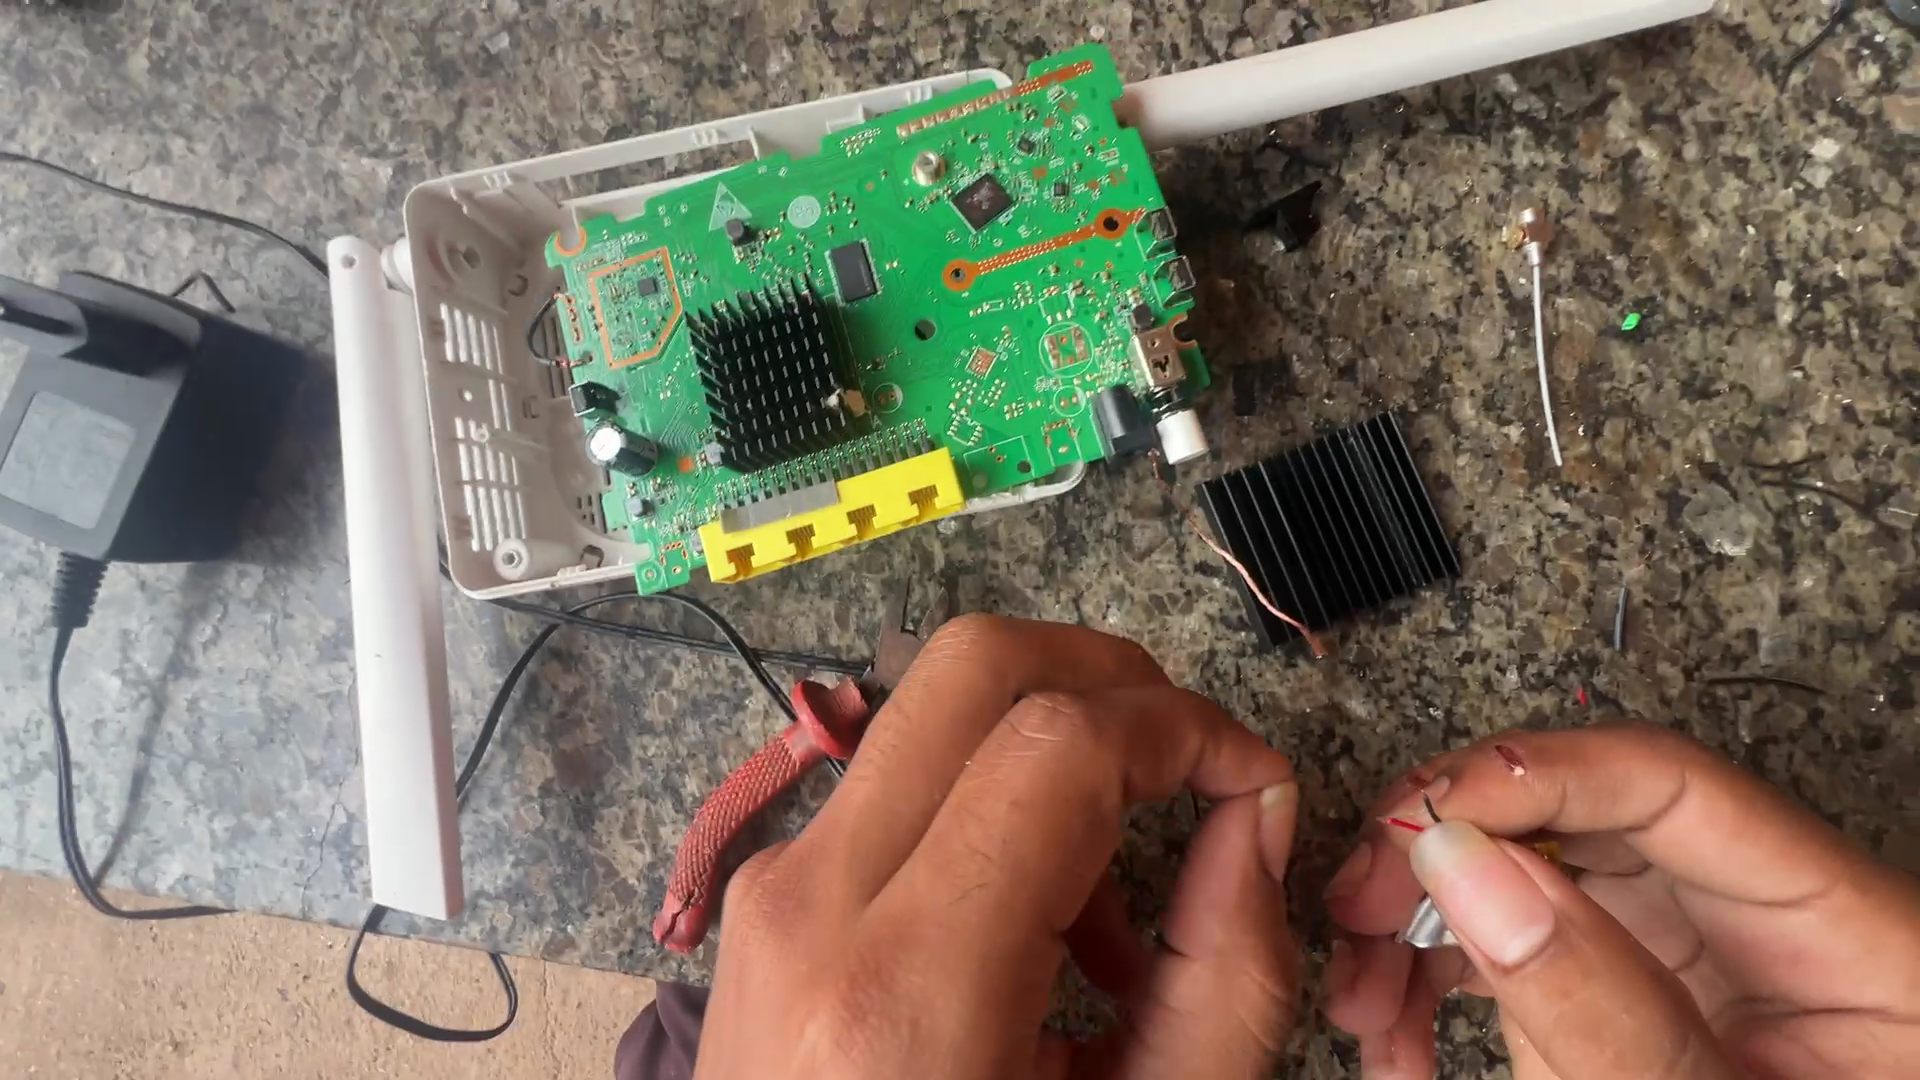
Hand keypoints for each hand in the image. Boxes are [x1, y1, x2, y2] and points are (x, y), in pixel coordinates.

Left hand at [693, 615, 1302, 1079]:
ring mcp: (775, 875)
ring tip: (1109, 902)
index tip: (1253, 776)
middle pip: (970, 664)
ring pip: (934, 709)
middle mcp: (815, 896)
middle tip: (1182, 748)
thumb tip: (1253, 814)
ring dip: (1051, 746)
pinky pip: (902, 780)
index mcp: (905, 991)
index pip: (1054, 749)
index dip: (1181, 730)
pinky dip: (994, 799)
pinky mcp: (770, 880)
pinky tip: (1031, 922)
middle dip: (1104, 672)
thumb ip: (1224, 977)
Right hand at [1323, 722, 1919, 1079]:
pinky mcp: (1603, 971)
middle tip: (1356, 912)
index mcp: (1845, 934)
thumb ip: (1603, 1009)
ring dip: (1406, 925)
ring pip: (1498, 867)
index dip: (1520, 776)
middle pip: (1550, 814)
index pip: (1662, 781)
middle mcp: (1739, 909)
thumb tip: (1453, 856)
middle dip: (1431, 855)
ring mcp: (1662, 938)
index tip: (1415, 827)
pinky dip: (1424, 973)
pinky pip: (1491, 933)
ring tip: (1361, 1003)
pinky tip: (1394, 1030)